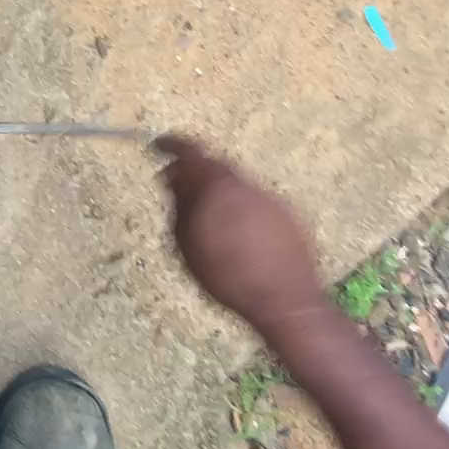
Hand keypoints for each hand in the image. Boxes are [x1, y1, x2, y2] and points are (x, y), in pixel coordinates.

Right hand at [155, 135, 326, 333]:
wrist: (285, 302)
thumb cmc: (224, 275)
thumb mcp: (185, 242)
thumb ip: (178, 204)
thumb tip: (172, 177)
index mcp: (218, 187)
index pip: (191, 151)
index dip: (172, 145)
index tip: (157, 146)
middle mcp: (247, 185)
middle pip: (217, 165)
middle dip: (196, 171)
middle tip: (178, 186)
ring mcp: (272, 200)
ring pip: (238, 184)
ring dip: (219, 191)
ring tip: (206, 216)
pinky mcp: (290, 217)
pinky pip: (256, 201)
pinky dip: (240, 207)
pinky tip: (236, 233)